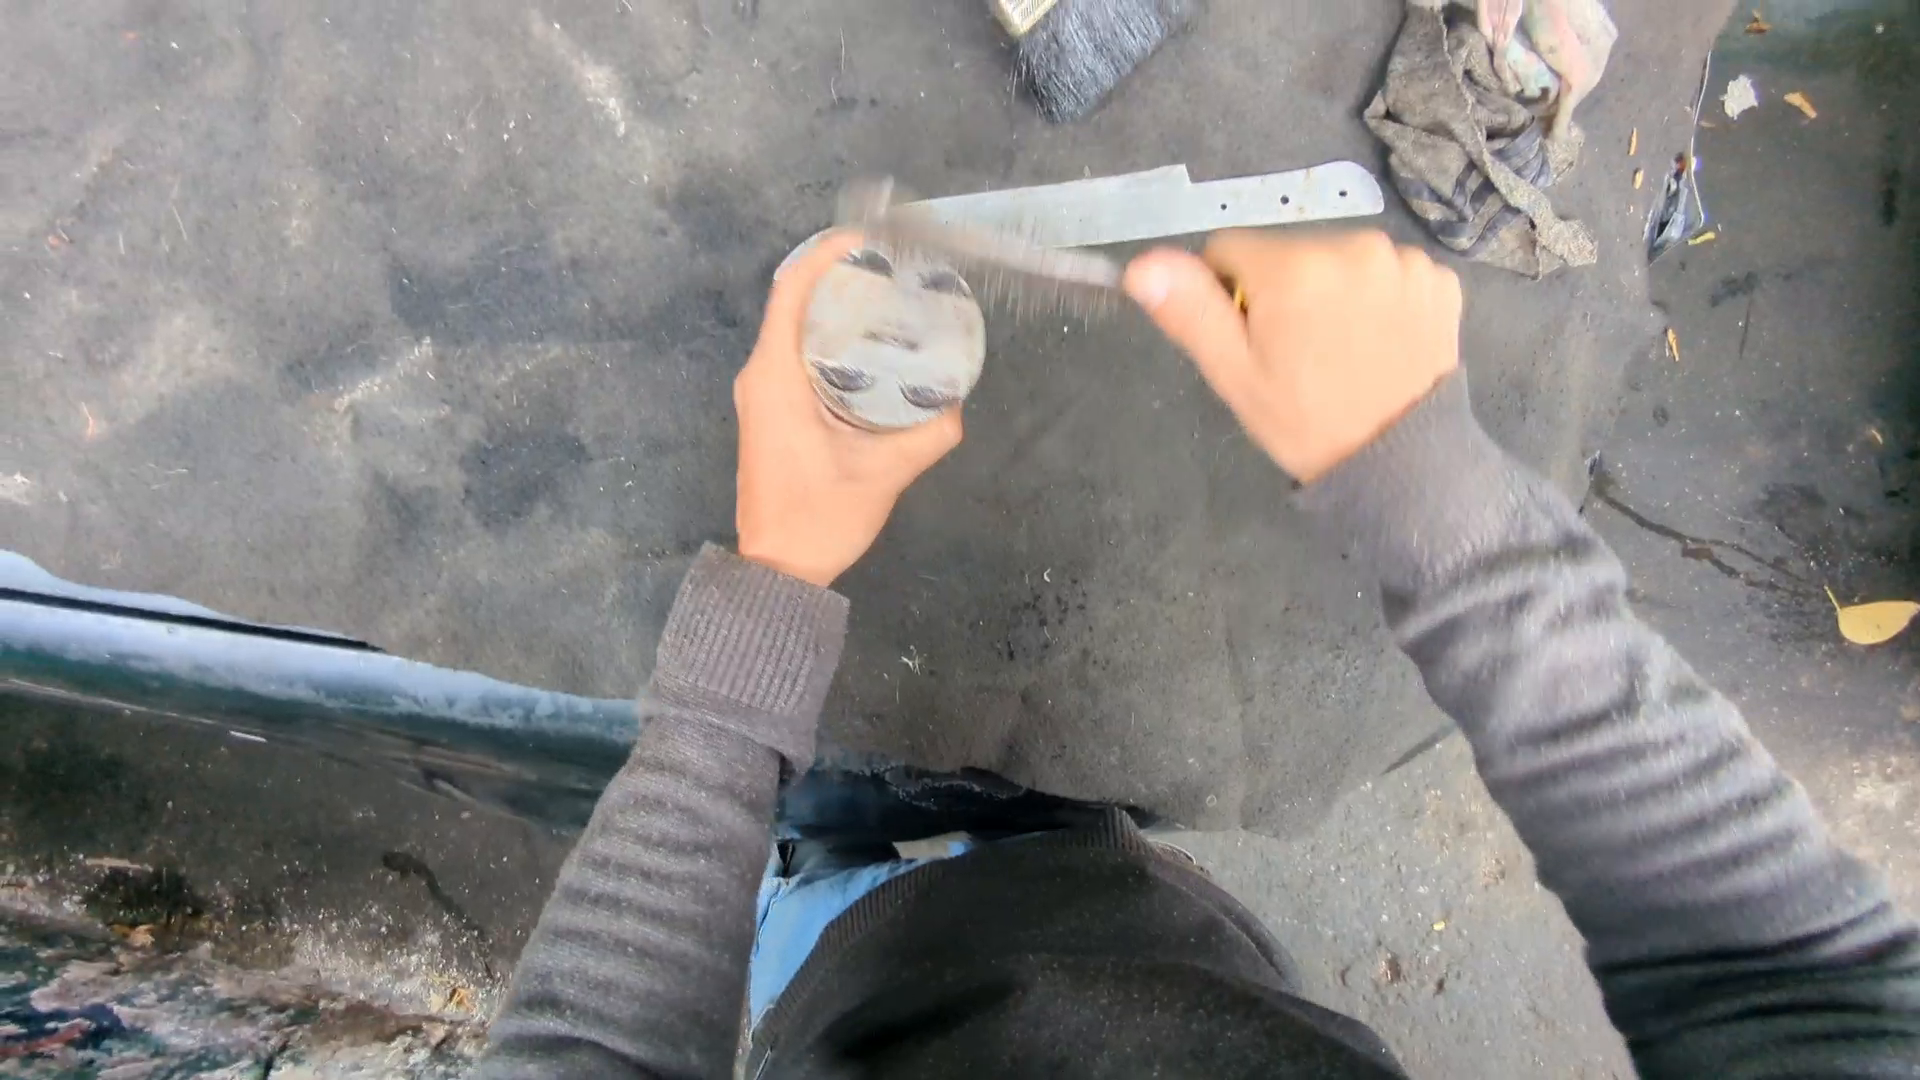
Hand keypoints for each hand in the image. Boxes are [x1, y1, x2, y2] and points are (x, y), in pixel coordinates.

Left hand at [734, 230, 963, 586]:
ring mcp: (760, 396)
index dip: (826, 256)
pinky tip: (868, 354)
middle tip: (893, 277)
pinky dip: (827, 345)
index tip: (868, 243)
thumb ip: (927, 437)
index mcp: (775, 378)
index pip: (791, 292)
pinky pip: (794, 359)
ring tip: (887, 307)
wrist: (777, 569)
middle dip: (840, 282)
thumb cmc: (820, 519)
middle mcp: (759, 377)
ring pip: (794, 333)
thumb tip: (956, 406)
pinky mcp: (768, 414)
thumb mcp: (883, 476)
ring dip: (834, 315)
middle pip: (794, 306)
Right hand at [1123, 229, 1461, 483]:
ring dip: (1326, 292)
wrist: (1396, 459)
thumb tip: (1141, 265)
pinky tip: (1373, 340)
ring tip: (1334, 349)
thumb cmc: (1301, 420)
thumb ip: (1189, 311)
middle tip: (1290, 353)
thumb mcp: (1232, 374)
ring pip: (1334, 259)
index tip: (1247, 339)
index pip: (1227, 250)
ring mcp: (1404, 259)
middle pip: (1284, 253)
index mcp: (1293, 267)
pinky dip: (1373, 298)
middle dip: (1278, 293)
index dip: (1225, 295)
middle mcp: (1353, 244)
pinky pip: (1383, 271)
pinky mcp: (1440, 277)